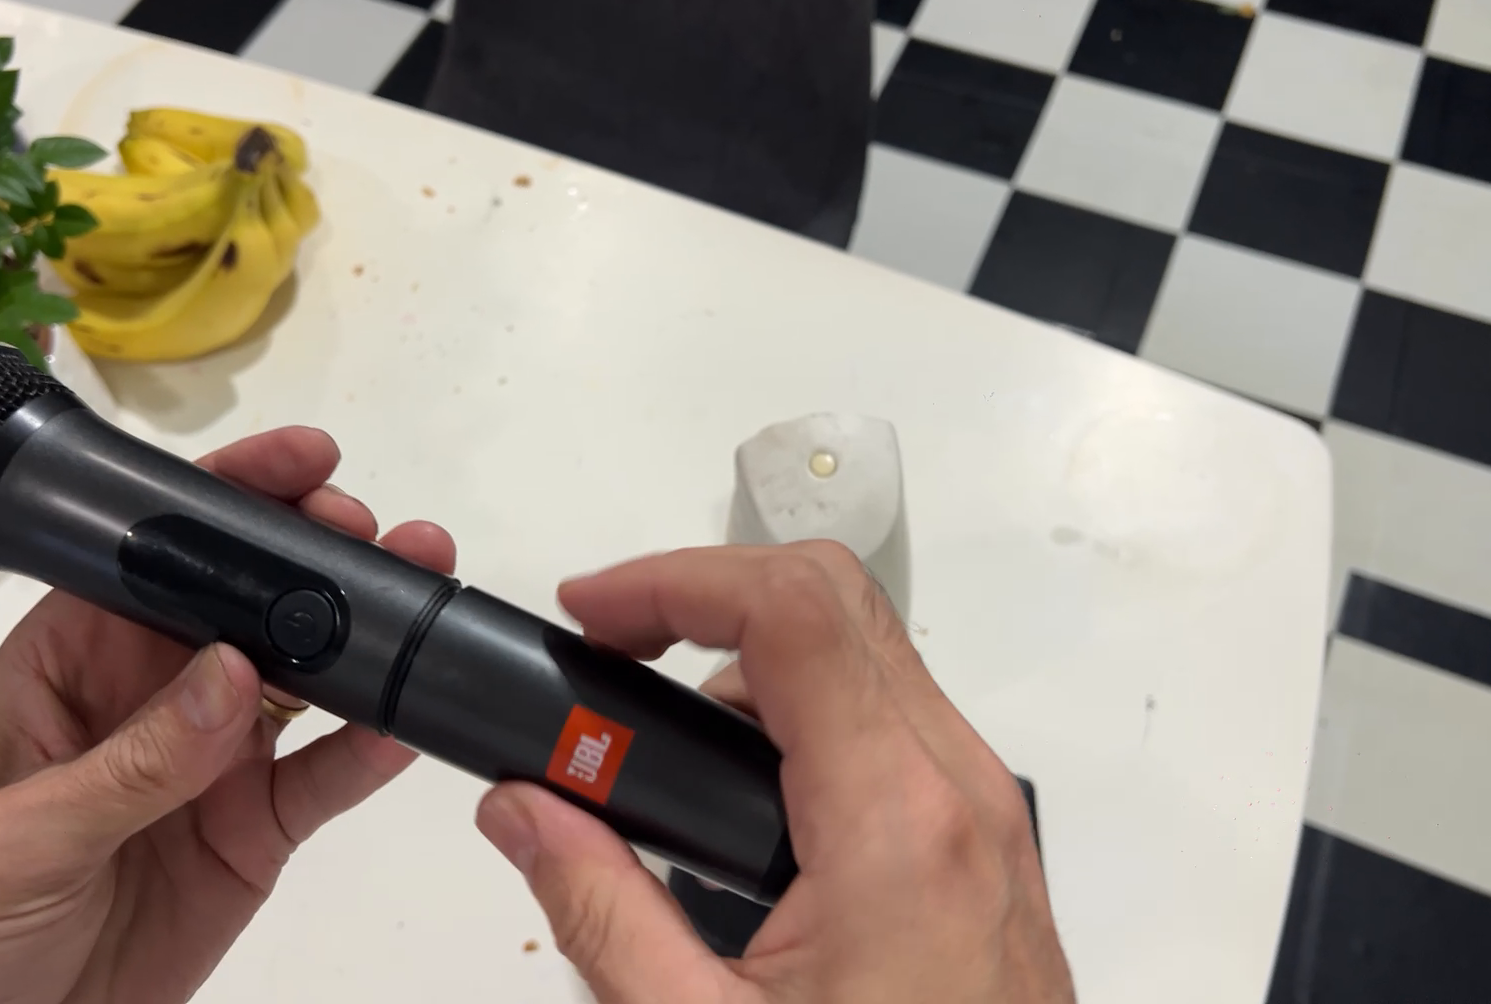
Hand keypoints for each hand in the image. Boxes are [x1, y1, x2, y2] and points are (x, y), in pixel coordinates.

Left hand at [0, 427, 454, 1003]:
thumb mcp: (13, 841)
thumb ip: (128, 760)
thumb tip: (236, 676)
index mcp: (87, 655)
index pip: (166, 553)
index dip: (237, 497)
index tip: (311, 464)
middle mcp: (171, 685)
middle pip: (260, 600)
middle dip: (323, 555)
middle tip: (381, 534)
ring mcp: (229, 750)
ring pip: (313, 672)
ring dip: (372, 636)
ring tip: (429, 597)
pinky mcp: (269, 815)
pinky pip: (331, 771)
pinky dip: (374, 746)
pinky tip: (411, 722)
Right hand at [473, 541, 1073, 1002]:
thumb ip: (598, 912)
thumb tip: (518, 805)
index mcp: (895, 820)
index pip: (790, 610)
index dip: (673, 579)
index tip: (588, 609)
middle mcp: (953, 777)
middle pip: (828, 592)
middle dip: (701, 587)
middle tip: (610, 640)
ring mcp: (972, 793)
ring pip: (852, 636)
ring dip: (743, 632)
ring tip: (655, 702)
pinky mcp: (970, 817)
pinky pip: (873, 695)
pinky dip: (786, 684)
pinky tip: (729, 760)